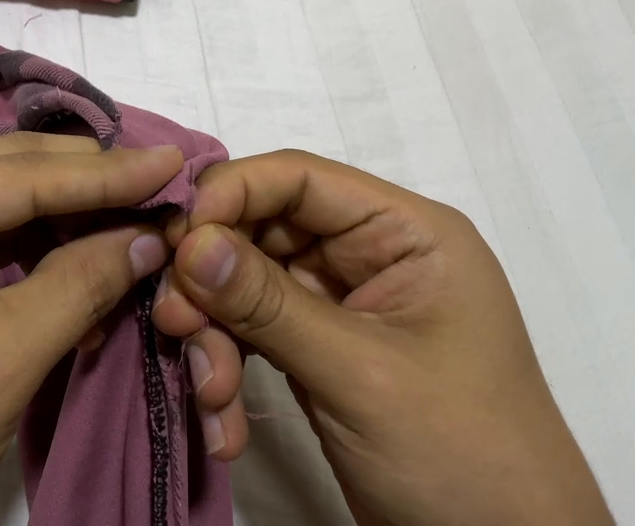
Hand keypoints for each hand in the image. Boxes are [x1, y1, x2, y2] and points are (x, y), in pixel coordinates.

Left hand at [0, 133, 181, 525]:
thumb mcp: (3, 356)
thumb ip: (81, 282)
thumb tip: (150, 234)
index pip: (19, 173)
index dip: (106, 172)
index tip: (177, 161)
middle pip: (8, 173)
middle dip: (89, 184)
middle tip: (167, 184)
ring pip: (1, 198)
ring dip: (68, 215)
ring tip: (138, 222)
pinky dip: (37, 246)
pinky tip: (87, 260)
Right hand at [152, 151, 611, 525]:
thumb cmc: (461, 455)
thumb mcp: (361, 374)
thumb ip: (268, 302)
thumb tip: (187, 241)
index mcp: (404, 233)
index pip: (298, 179)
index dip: (230, 194)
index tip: (177, 240)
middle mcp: (368, 254)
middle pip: (261, 232)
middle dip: (212, 280)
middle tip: (173, 323)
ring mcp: (340, 304)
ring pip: (246, 285)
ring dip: (215, 335)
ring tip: (208, 393)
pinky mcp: (317, 349)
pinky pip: (252, 332)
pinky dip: (229, 367)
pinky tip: (222, 421)